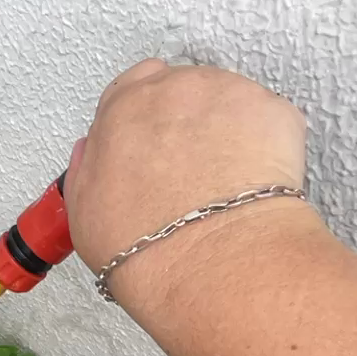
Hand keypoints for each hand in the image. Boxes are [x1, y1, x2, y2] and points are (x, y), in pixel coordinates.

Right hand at [66, 60, 314, 275]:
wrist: (208, 265)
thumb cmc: (145, 248)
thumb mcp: (83, 215)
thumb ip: (85, 169)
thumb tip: (94, 152)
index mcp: (122, 110)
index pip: (128, 90)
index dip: (137, 123)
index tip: (142, 149)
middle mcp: (174, 90)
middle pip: (178, 92)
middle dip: (179, 124)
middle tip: (181, 173)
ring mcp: (228, 95)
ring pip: (223, 102)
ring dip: (219, 133)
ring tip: (215, 186)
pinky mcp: (273, 111)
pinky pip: (263, 121)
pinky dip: (257, 147)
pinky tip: (242, 188)